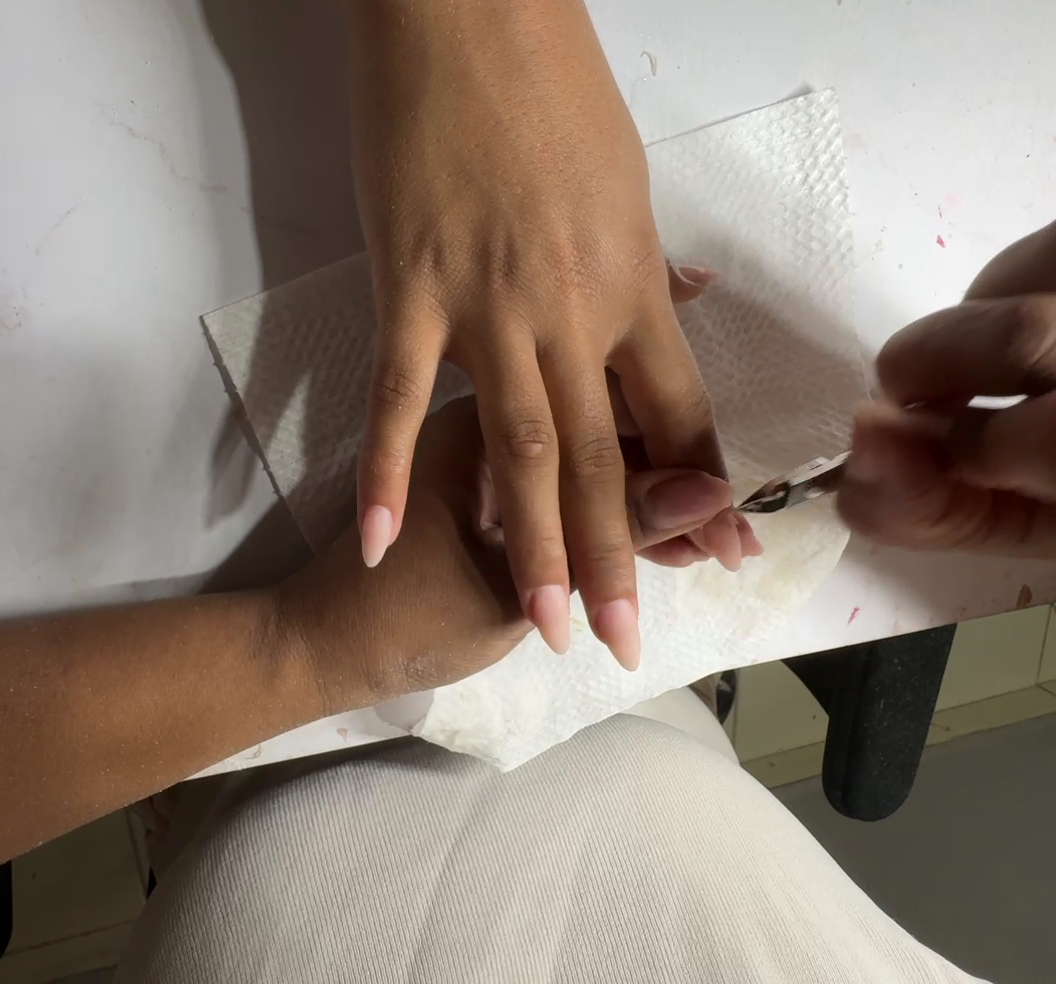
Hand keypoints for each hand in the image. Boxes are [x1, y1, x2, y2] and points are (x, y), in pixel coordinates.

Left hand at [277, 399, 738, 710]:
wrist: (324, 640)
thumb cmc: (405, 617)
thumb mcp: (509, 582)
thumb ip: (607, 532)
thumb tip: (707, 494)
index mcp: (488, 424)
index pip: (606, 430)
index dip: (680, 477)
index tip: (730, 529)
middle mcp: (493, 416)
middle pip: (606, 435)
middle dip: (676, 488)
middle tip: (730, 541)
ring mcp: (490, 445)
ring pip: (588, 455)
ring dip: (646, 495)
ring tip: (708, 539)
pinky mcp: (487, 478)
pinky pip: (562, 477)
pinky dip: (604, 503)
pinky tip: (654, 520)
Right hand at [329, 0, 723, 668]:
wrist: (463, 3)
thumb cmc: (549, 79)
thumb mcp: (620, 179)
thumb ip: (635, 270)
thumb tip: (660, 313)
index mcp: (632, 280)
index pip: (673, 412)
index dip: (695, 490)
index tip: (710, 553)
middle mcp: (570, 311)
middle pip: (602, 454)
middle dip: (622, 557)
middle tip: (625, 642)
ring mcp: (485, 308)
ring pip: (516, 447)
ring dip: (533, 546)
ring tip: (543, 624)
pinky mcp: (407, 291)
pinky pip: (399, 399)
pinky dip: (388, 473)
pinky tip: (380, 541)